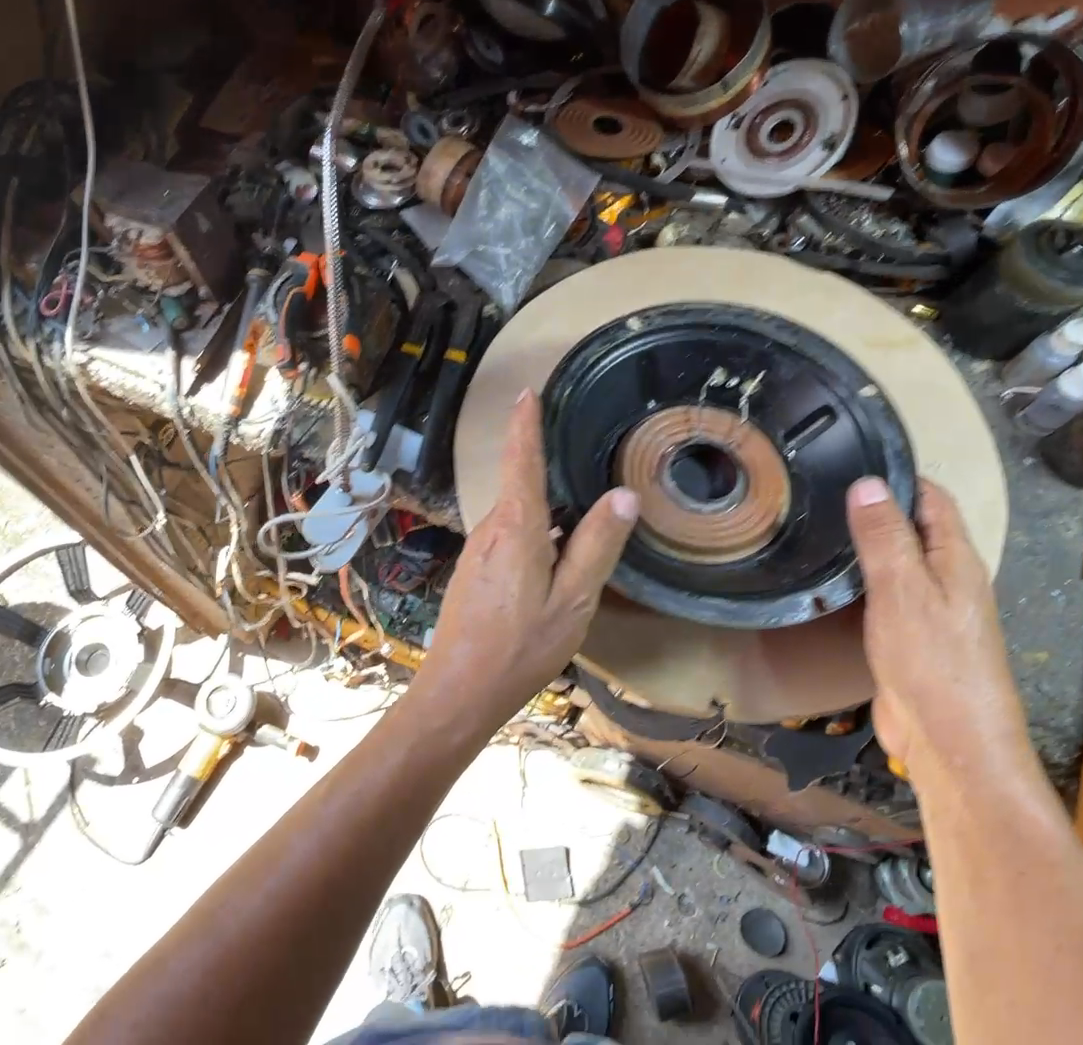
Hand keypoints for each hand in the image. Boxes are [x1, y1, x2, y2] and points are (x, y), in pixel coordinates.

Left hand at [423, 390, 639, 707]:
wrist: (459, 691)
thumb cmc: (520, 648)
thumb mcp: (573, 601)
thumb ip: (596, 547)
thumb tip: (623, 495)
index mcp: (516, 528)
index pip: (522, 461)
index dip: (526, 424)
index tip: (527, 390)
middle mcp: (490, 531)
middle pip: (522, 489)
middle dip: (548, 473)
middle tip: (584, 461)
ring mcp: (478, 553)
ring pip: (518, 519)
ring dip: (545, 514)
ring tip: (579, 517)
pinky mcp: (474, 574)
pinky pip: (510, 541)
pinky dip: (534, 538)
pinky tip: (553, 565)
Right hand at [845, 476, 1034, 787]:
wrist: (948, 739)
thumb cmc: (934, 661)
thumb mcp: (903, 591)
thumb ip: (885, 538)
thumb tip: (868, 483)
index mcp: (956, 560)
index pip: (932, 499)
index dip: (898, 475)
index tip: (850, 458)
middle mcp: (947, 580)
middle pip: (913, 529)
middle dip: (875, 507)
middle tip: (819, 491)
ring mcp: (928, 611)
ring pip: (896, 563)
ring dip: (865, 546)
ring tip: (816, 528)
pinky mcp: (907, 640)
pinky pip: (882, 596)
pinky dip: (859, 581)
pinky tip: (829, 583)